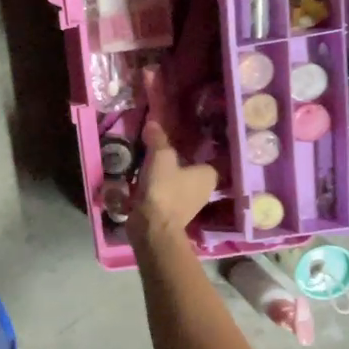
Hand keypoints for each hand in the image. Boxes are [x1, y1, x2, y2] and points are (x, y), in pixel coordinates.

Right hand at [125, 119, 218, 247]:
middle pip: (186, 172)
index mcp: (208, 175)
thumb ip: (157, 139)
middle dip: (171, 166)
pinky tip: (140, 187)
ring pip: (174, 185)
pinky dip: (154, 193)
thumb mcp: (160, 157)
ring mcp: (189, 206)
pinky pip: (164, 198)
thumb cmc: (164, 189)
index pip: (200, 157)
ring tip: (143, 170)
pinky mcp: (173, 217)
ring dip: (161, 180)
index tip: (168, 147)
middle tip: (153, 156)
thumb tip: (153, 122)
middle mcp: (204, 191)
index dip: (185, 151)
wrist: (152, 226)